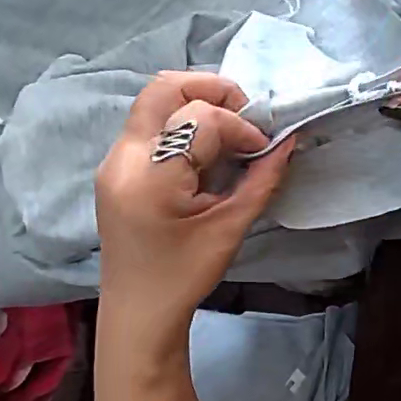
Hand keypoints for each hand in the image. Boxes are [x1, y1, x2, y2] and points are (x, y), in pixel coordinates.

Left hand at [95, 72, 294, 338]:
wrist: (138, 312)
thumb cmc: (184, 276)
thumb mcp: (230, 228)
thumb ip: (261, 180)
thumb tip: (287, 141)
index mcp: (149, 178)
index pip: (199, 119)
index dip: (240, 125)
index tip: (263, 148)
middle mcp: (123, 158)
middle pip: (164, 88)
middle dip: (212, 90)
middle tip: (245, 115)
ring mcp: (113, 161)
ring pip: (153, 102)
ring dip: (196, 105)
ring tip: (228, 133)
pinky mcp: (115, 168)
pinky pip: (148, 126)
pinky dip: (181, 124)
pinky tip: (204, 152)